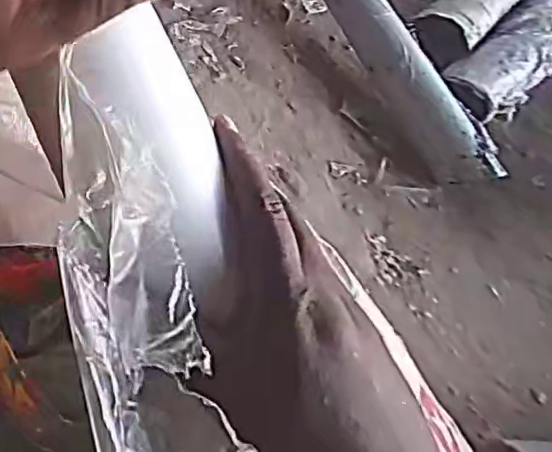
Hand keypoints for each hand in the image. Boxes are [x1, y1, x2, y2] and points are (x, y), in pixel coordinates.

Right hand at [194, 118, 447, 451]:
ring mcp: (352, 303)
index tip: (224, 130)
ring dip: (277, 209)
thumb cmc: (314, 435)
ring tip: (248, 201)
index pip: (265, 210)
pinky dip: (296, 243)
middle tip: (227, 155)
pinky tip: (282, 263)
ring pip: (308, 235)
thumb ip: (214, 342)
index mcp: (291, 294)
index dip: (243, 165)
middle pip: (290, 212)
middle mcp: (327, 287)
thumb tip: (186, 312)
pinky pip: (323, 262)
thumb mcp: (244, 389)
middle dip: (257, 177)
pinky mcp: (365, 322)